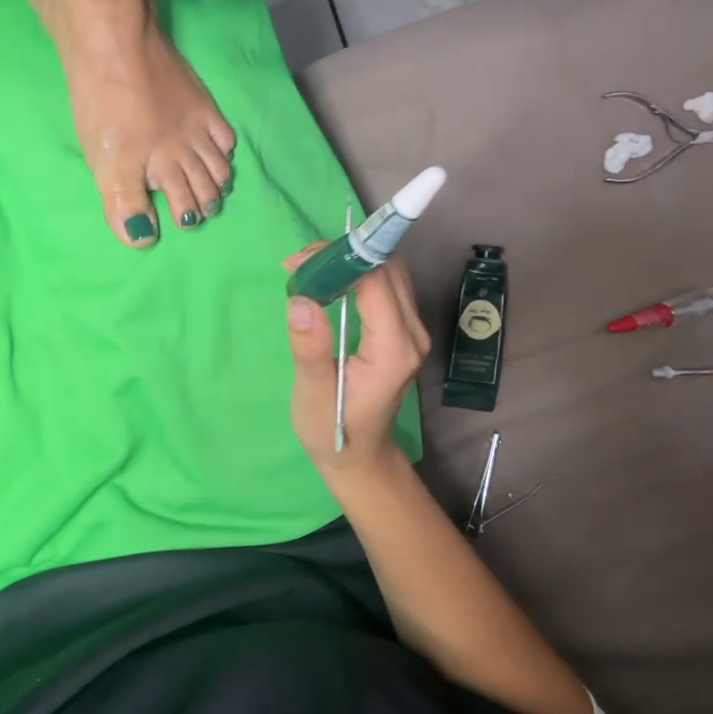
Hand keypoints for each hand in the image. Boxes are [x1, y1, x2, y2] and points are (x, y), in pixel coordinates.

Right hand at [283, 245, 431, 486]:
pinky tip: (330, 282)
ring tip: (310, 270)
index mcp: (393, 349)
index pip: (375, 282)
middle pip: (387, 270)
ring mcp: (414, 332)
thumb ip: (310, 348)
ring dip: (353, 262)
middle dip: (345, 255)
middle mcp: (413, 335)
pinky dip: (360, 274)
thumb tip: (302, 300)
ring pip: (391, 273)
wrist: (360, 458)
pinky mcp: (405, 332)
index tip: (298, 263)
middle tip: (300, 264)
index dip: (339, 261)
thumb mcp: (313, 393)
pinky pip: (389, 287)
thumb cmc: (333, 430)